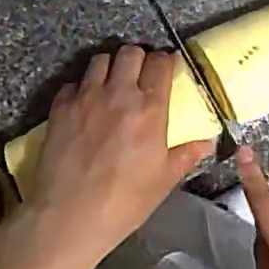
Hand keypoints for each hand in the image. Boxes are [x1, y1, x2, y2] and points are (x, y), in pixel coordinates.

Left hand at [25, 45, 213, 266]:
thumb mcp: (164, 180)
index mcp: (149, 109)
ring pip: (100, 59)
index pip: (160, 63)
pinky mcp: (60, 107)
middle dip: (138, 58)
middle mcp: (118, 94)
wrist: (69, 216)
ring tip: (111, 84)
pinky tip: (84, 105)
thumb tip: (208, 142)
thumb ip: (186, 155)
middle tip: (139, 75)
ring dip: (109, 67)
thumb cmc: (123, 202)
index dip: (165, 62)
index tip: (165, 69)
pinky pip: (73, 83)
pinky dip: (81, 88)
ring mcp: (86, 97)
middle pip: (130, 52)